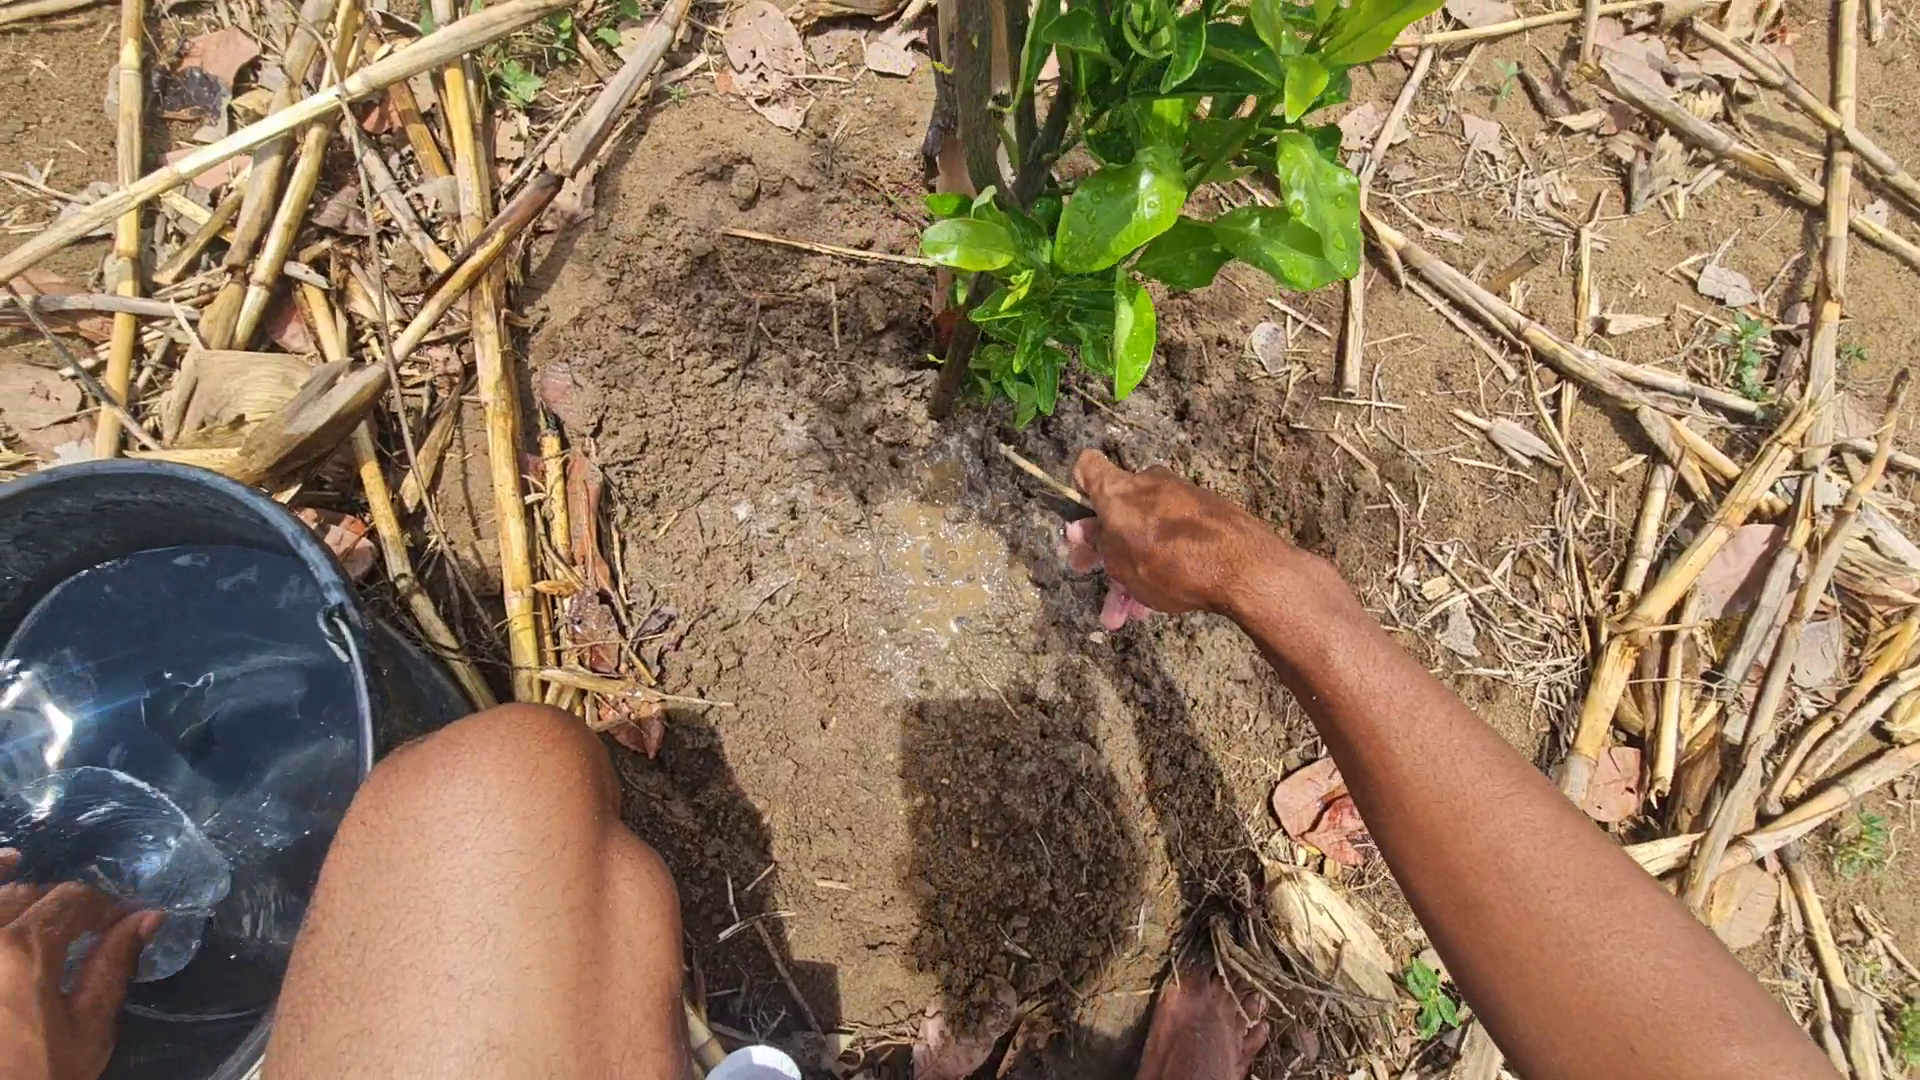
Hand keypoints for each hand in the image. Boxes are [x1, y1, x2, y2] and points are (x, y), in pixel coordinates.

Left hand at [0, 849, 160, 1079]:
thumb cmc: (33, 1078)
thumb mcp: (85, 1031)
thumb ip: (113, 967)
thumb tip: (146, 916)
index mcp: (21, 954)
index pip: (73, 903)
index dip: (104, 908)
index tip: (121, 922)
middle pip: (19, 897)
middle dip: (54, 902)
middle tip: (76, 922)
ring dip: (5, 890)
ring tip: (22, 885)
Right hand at [1063, 449, 1291, 628]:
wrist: (1246, 569)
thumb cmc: (1170, 563)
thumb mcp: (1120, 563)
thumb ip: (1098, 546)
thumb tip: (1079, 532)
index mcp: (1119, 490)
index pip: (1087, 467)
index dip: (1077, 488)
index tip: (1079, 520)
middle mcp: (1149, 486)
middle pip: (1116, 513)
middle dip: (1103, 552)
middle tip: (1092, 576)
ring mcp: (1182, 501)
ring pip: (1144, 536)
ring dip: (1130, 575)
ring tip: (1125, 616)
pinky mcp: (1208, 519)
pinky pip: (1172, 543)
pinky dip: (1160, 570)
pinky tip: (1155, 606)